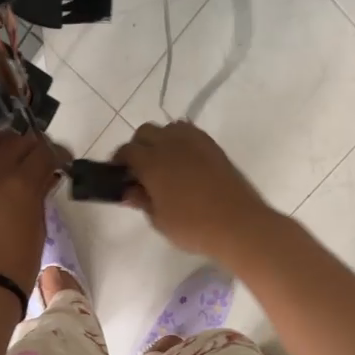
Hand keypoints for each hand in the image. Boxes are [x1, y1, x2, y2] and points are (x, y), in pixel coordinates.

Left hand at [0, 130, 65, 292]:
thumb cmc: (21, 262)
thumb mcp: (39, 225)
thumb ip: (41, 194)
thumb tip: (46, 176)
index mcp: (21, 184)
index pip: (43, 151)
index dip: (57, 153)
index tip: (63, 161)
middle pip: (18, 138)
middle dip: (35, 143)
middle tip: (43, 155)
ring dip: (9, 139)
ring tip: (20, 151)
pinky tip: (2, 159)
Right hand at [110, 121, 276, 257]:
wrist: (237, 223)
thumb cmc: (192, 226)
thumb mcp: (159, 220)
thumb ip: (142, 201)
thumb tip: (129, 191)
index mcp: (152, 162)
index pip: (127, 151)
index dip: (118, 161)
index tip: (118, 175)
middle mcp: (171, 143)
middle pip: (145, 132)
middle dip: (138, 147)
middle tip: (138, 171)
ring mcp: (194, 141)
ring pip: (168, 128)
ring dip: (159, 141)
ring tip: (162, 164)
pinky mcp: (212, 145)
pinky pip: (188, 133)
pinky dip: (179, 142)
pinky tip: (182, 163)